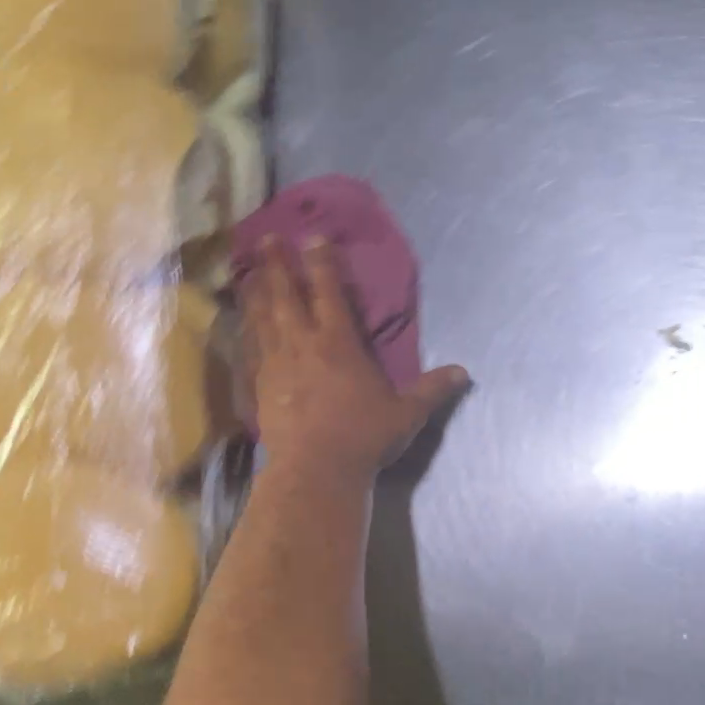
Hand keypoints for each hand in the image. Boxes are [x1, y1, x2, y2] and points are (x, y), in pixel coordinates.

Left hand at [241, 236, 469, 480]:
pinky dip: (244, 328)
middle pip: (285, 295)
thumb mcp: (408, 412)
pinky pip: (249, 346)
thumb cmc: (366, 435)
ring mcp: (275, 363)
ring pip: (261, 316)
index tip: (314, 237)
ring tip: (248, 270)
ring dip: (256, 290)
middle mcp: (302, 344)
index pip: (329, 293)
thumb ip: (433, 389)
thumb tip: (463, 372)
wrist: (317, 468)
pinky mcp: (259, 384)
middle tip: (266, 238)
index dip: (322, 263)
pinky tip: (241, 322)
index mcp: (340, 345)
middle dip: (277, 265)